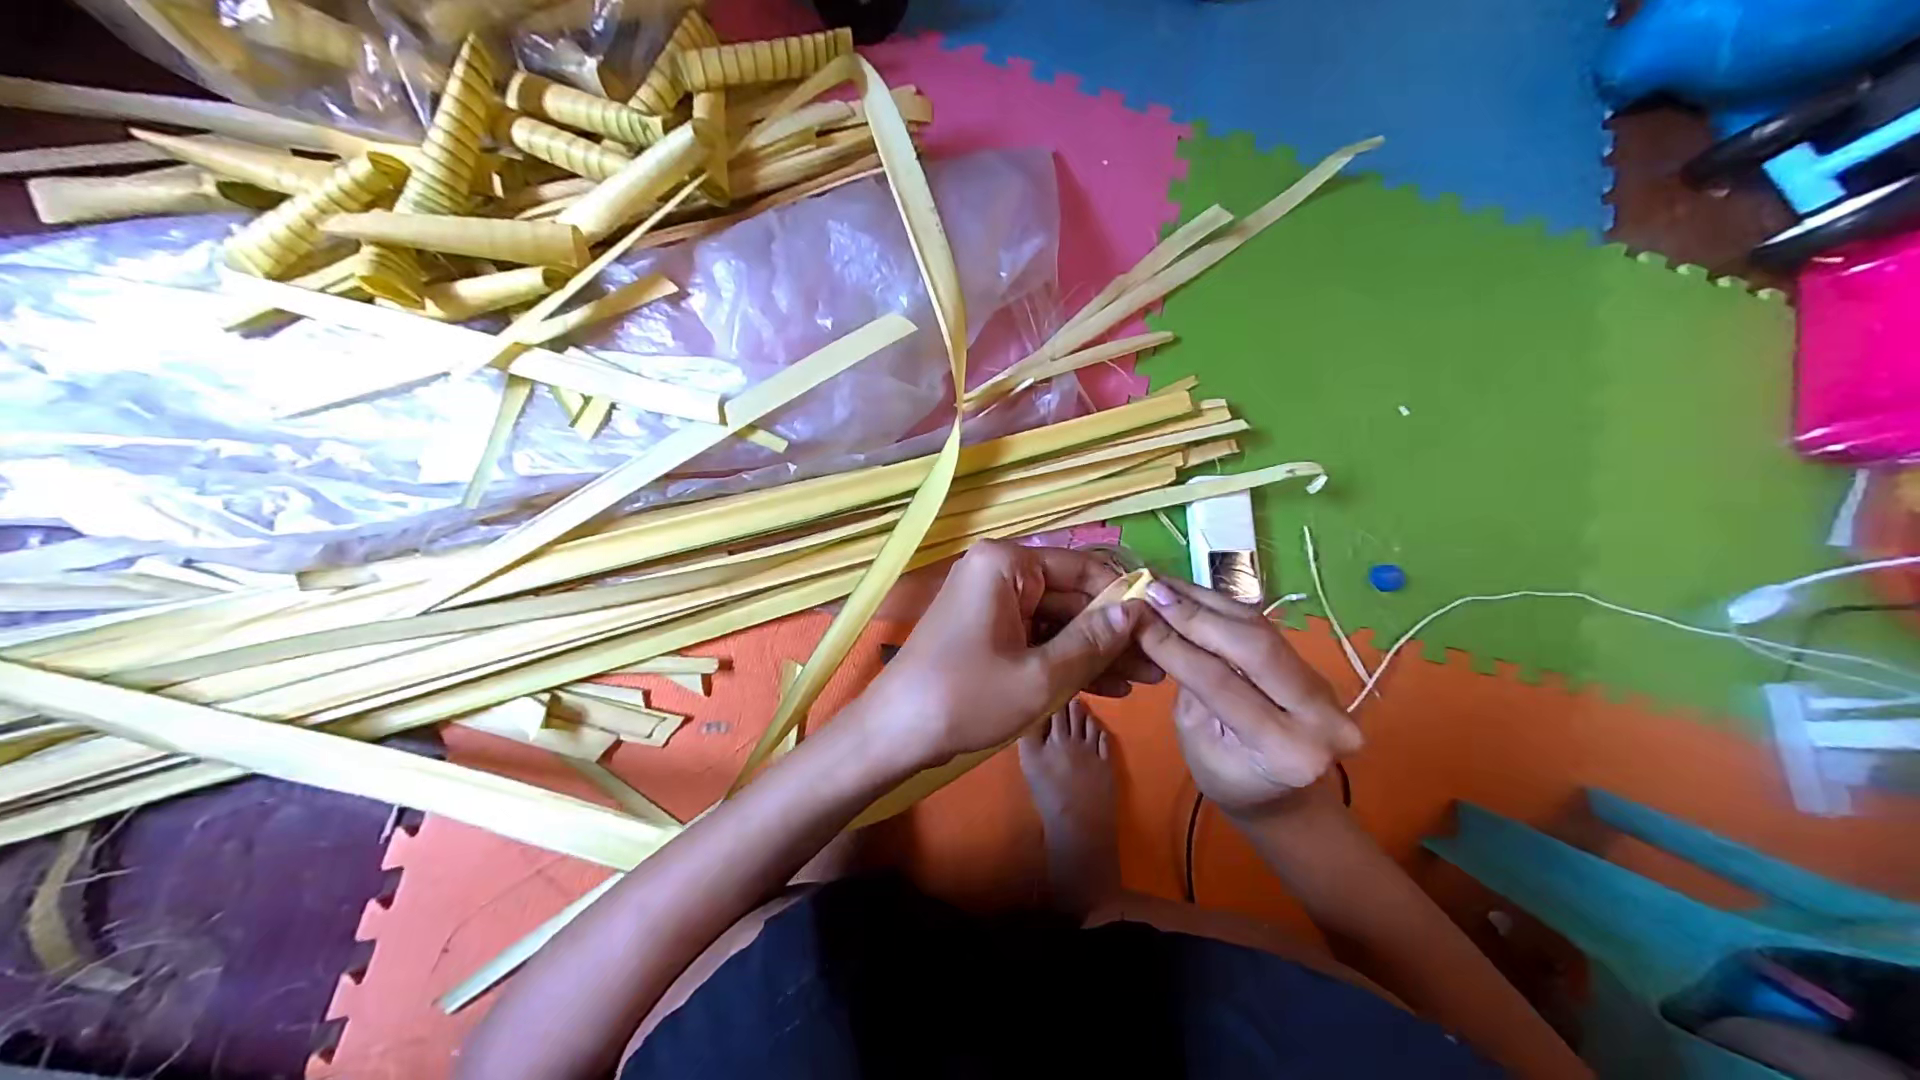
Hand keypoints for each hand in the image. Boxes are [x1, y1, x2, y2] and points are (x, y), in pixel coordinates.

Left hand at [861, 541, 1160, 767]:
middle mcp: (997, 573)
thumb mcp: (1041, 675)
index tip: (1162, 625)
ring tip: (1145, 681)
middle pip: (1070, 596)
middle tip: (1160, 663)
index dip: (1124, 598)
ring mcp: (991, 604)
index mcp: (1005, 565)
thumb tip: (1136, 610)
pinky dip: (1067, 661)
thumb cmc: (966, 698)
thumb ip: (1093, 639)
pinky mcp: (988, 633)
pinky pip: (1036, 639)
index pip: (1081, 568)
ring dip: (1096, 652)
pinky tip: (1109, 687)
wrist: (895, 735)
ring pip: (1057, 622)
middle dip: (1114, 633)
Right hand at [1134, 576, 1361, 818]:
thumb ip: (1186, 682)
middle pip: (1252, 645)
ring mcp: (1324, 685)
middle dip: (1195, 613)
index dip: (1174, 645)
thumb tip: (1151, 624)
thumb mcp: (1194, 736)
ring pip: (1259, 628)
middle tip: (1151, 588)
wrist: (1283, 795)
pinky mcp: (1313, 665)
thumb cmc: (1228, 776)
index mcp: (1287, 748)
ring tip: (1163, 583)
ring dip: (1206, 601)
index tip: (1136, 614)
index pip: (1220, 682)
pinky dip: (1222, 607)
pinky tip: (1189, 593)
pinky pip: (1264, 628)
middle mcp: (1320, 713)